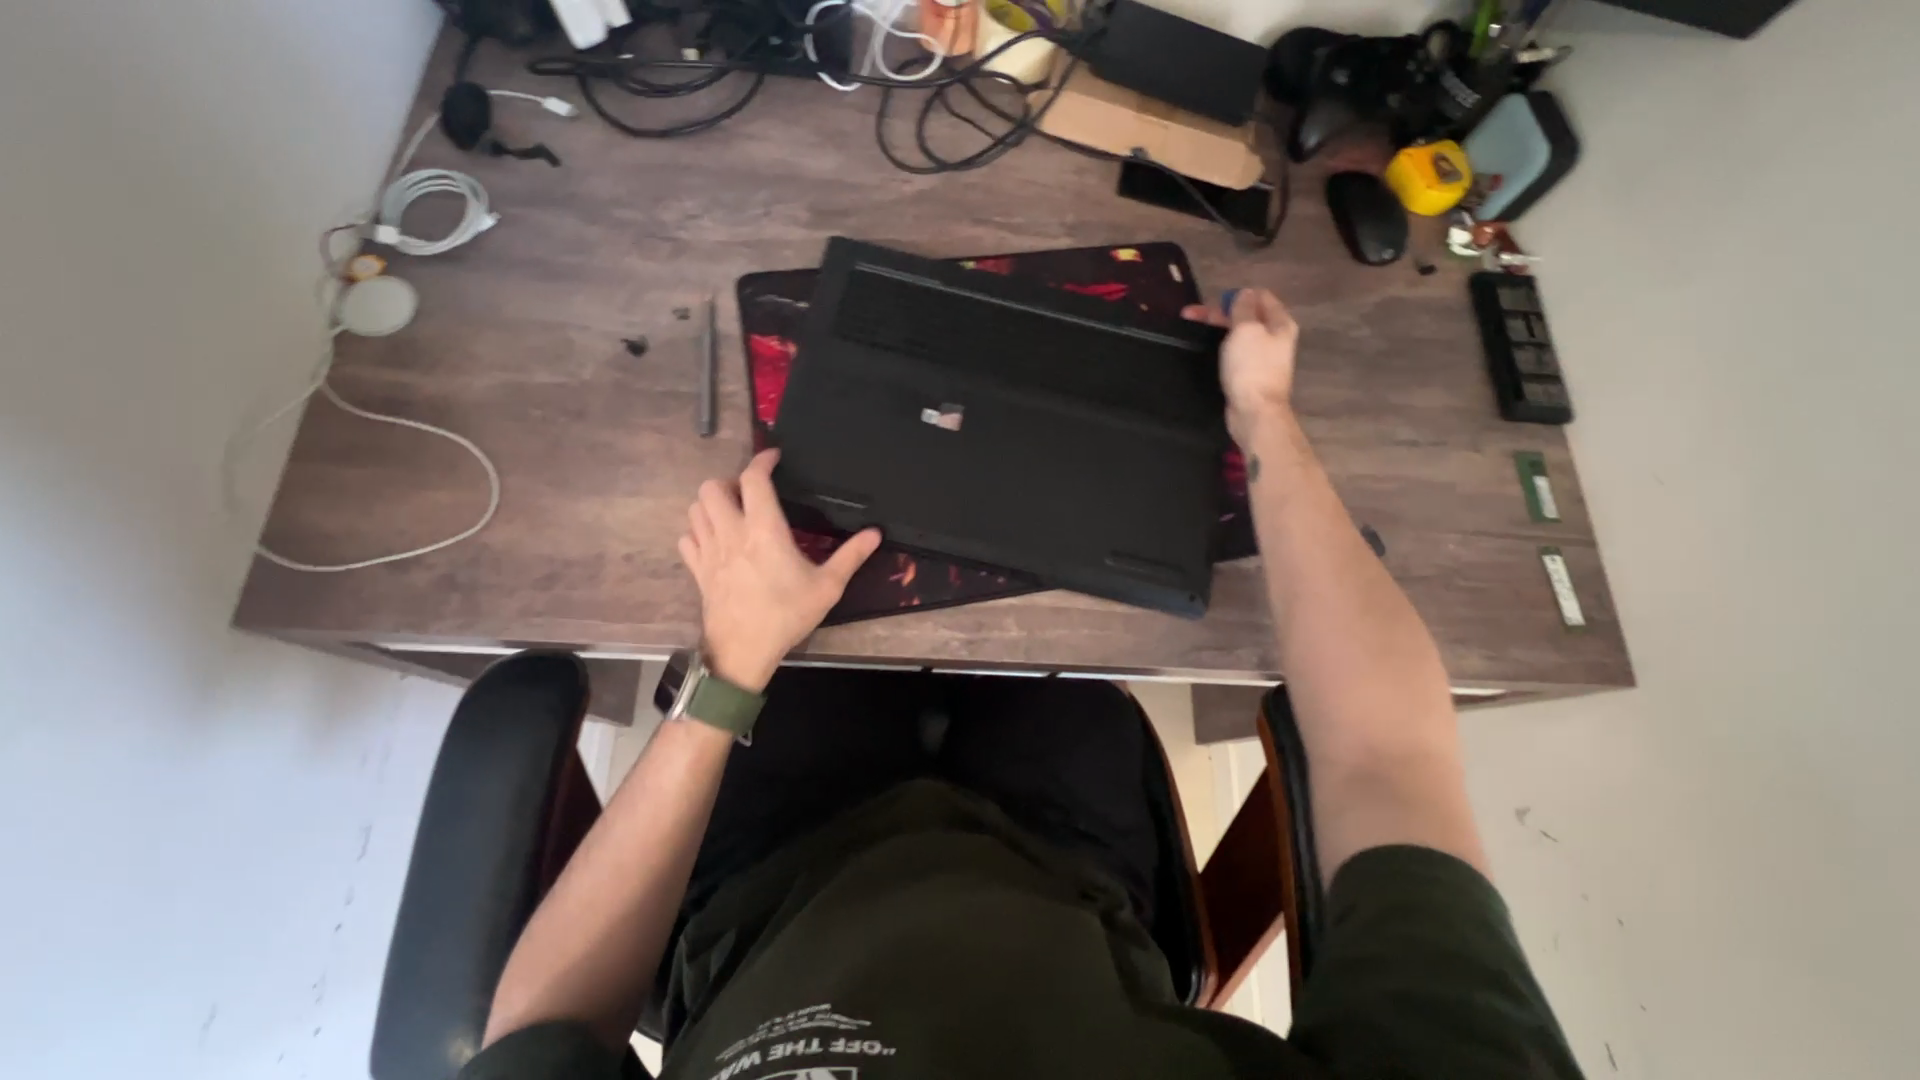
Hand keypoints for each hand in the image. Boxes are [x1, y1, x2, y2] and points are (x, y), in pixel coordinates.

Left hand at [677, 449, 881, 691]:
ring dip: (712, 504)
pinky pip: (686, 538)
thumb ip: (851, 556)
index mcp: (764, 529)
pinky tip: (714, 540)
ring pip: (695, 509)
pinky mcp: (697, 570)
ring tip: (732, 513)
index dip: (762, 461)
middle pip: (713, 487)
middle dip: (730, 483)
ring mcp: (709, 551)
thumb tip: (875, 533)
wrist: (744, 651)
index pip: (754, 479)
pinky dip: (697, 531)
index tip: (774, 459)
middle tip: (750, 495)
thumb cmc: (787, 615)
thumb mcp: (827, 587)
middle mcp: (731, 532)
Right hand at [1182, 288, 1299, 441]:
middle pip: (1247, 315)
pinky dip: (1221, 346)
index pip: (1260, 296)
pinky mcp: (1251, 373)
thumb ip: (1244, 307)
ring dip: (1217, 328)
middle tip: (1190, 315)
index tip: (1211, 303)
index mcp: (1279, 322)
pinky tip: (1208, 348)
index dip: (1235, 295)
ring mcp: (1263, 356)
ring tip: (1193, 329)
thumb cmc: (1251, 367)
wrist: (1255, 412)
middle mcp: (1275, 336)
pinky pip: (1236, 352)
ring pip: (1239, 334)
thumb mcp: (1246, 329)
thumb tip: (1244, 293)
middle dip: (1219, 312)